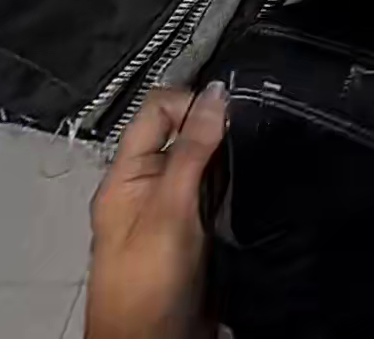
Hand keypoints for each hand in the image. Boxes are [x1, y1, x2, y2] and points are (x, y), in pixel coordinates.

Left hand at [86, 83, 226, 338]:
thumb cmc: (149, 282)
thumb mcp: (170, 209)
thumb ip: (193, 148)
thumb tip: (216, 92)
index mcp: (126, 176)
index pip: (157, 109)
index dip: (191, 103)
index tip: (225, 116)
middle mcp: (147, 182)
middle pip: (182, 128)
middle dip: (214, 125)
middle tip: (241, 137)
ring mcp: (171, 201)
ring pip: (203, 152)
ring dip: (225, 149)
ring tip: (247, 157)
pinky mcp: (195, 218)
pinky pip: (215, 178)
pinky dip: (232, 172)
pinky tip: (247, 176)